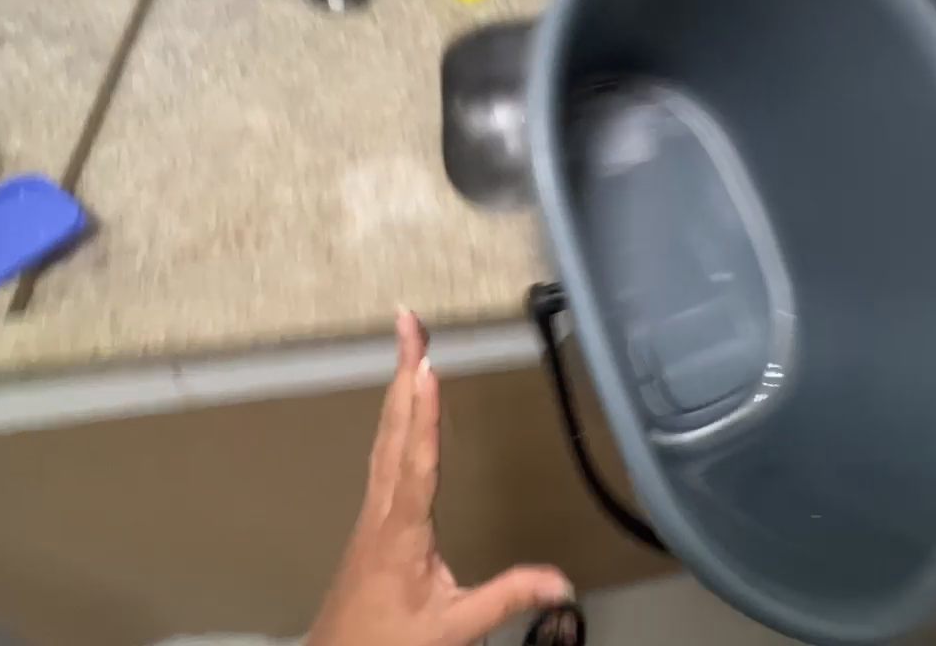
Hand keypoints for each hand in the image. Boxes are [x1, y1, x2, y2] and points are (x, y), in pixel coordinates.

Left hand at [308, 310, 574, 645]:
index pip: (417, 462)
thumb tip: (563, 581)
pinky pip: (383, 447)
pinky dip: (394, 412)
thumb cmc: (390, 645)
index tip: (427, 368)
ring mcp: (372, 505)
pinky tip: (400, 399)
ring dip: (397, 383)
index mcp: (402, 529)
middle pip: (394, 428)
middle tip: (407, 321)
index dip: (424, 415)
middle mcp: (382, 506)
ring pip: (385, 433)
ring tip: (408, 342)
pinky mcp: (372, 511)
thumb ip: (507, 597)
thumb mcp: (453, 629)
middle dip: (403, 370)